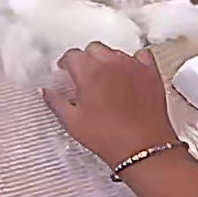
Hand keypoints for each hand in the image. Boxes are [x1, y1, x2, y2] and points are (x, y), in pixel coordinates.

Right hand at [42, 44, 177, 167]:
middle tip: (82, 75)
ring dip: (107, 60)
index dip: (66, 62)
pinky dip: (133, 61)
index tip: (65, 69)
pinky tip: (129, 73)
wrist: (142, 148)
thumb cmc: (109, 136)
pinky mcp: (151, 74)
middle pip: (94, 49)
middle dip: (85, 59)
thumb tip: (46, 92)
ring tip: (104, 78)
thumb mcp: (72, 122)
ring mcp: (133, 67)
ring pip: (115, 52)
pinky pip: (141, 56)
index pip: (72, 55)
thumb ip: (55, 101)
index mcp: (89, 72)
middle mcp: (112, 64)